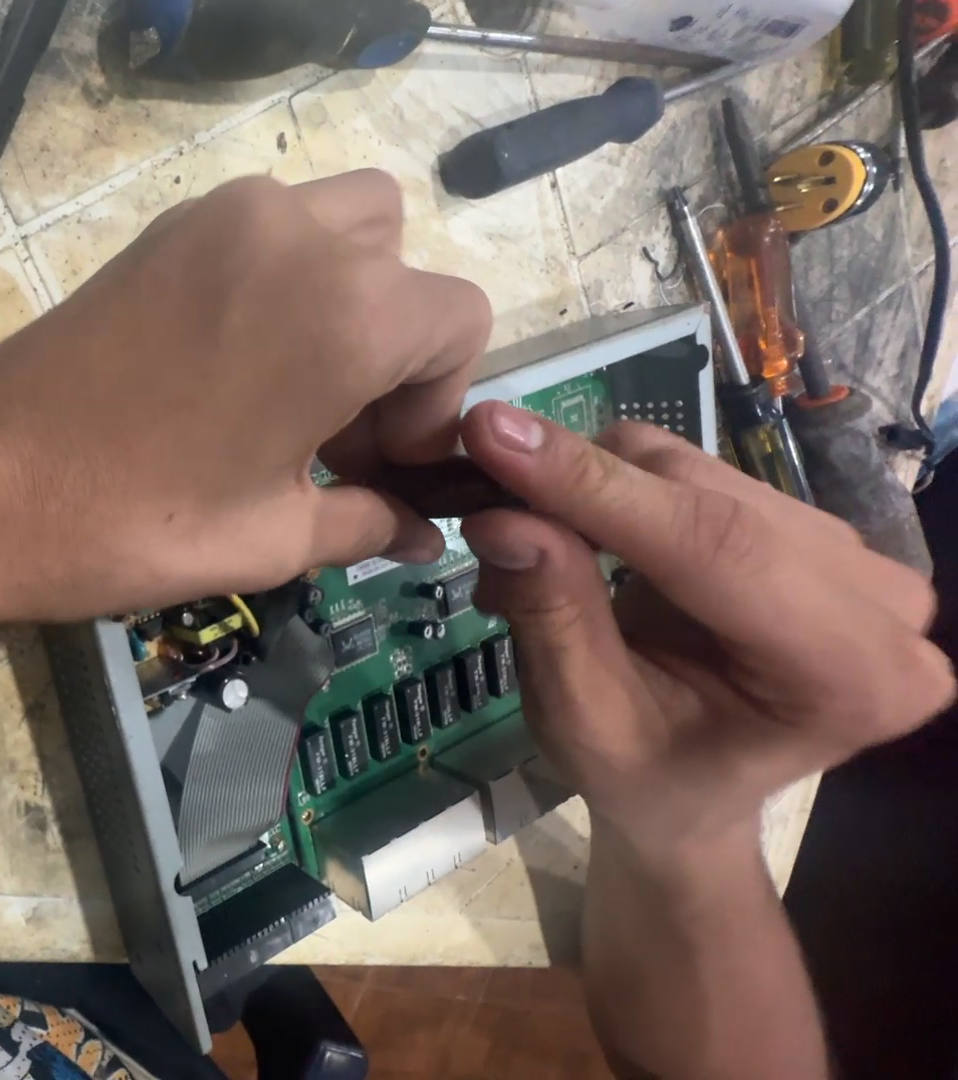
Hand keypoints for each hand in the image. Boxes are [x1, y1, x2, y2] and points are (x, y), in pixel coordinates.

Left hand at [0, 170, 491, 622]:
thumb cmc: (124, 525)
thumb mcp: (264, 540)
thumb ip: (362, 521)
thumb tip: (417, 530)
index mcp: (346, 309)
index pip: (457, 323)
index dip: (431, 403)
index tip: (374, 463)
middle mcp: (293, 233)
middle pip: (397, 266)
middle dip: (388, 349)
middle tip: (328, 436)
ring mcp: (216, 218)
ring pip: (332, 230)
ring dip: (337, 303)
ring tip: (281, 395)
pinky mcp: (158, 232)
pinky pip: (258, 233)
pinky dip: (274, 283)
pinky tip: (223, 366)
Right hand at [458, 404, 953, 853]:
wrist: (683, 787)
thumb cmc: (635, 772)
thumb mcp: (577, 713)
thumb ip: (549, 613)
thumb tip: (496, 516)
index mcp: (850, 675)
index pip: (716, 545)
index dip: (593, 486)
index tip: (489, 435)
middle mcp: (879, 600)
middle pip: (704, 496)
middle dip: (573, 482)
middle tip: (470, 488)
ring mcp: (848, 556)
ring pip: (689, 469)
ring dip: (582, 486)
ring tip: (518, 541)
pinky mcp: (800, 529)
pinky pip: (685, 472)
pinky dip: (602, 487)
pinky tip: (564, 533)